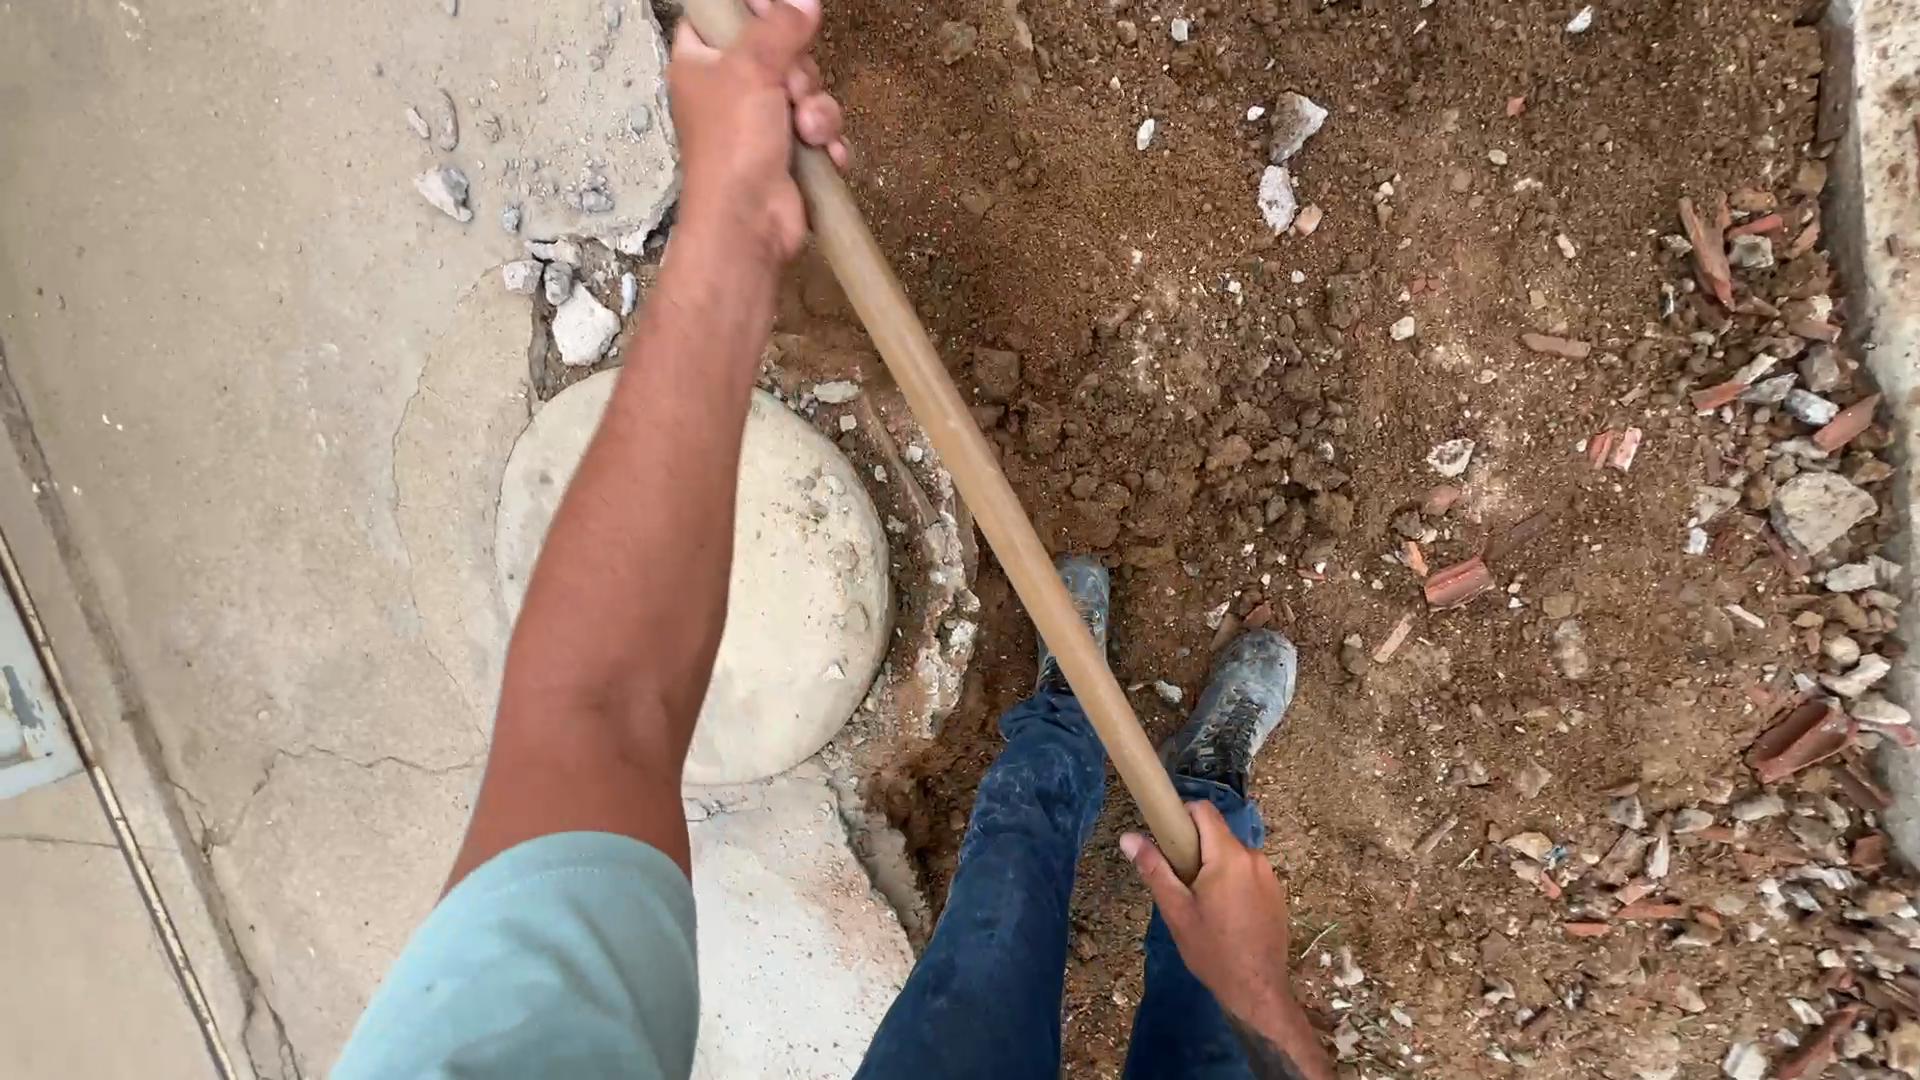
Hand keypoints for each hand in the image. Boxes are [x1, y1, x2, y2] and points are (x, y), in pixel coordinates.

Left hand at [668, 0, 847, 266]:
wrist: (749, 222)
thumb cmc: (734, 144)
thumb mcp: (751, 69)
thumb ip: (780, 28)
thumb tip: (807, 0)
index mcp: (702, 61)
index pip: (725, 15)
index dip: (755, 11)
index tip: (775, 16)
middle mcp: (732, 91)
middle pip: (781, 53)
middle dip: (800, 74)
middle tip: (793, 92)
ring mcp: (765, 127)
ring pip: (809, 94)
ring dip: (819, 113)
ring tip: (808, 134)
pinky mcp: (793, 158)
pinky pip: (823, 133)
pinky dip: (828, 144)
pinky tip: (826, 156)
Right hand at [1121, 800, 1300, 1039]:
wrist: (1259, 994)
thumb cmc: (1213, 950)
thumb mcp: (1176, 910)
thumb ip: (1153, 868)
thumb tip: (1127, 837)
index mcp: (1228, 856)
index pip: (1203, 810)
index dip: (1181, 816)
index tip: (1168, 842)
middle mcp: (1253, 857)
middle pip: (1216, 833)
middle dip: (1195, 848)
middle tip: (1181, 882)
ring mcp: (1269, 875)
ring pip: (1231, 853)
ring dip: (1213, 865)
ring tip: (1202, 902)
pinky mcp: (1277, 893)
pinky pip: (1246, 871)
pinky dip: (1232, 880)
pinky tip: (1224, 913)